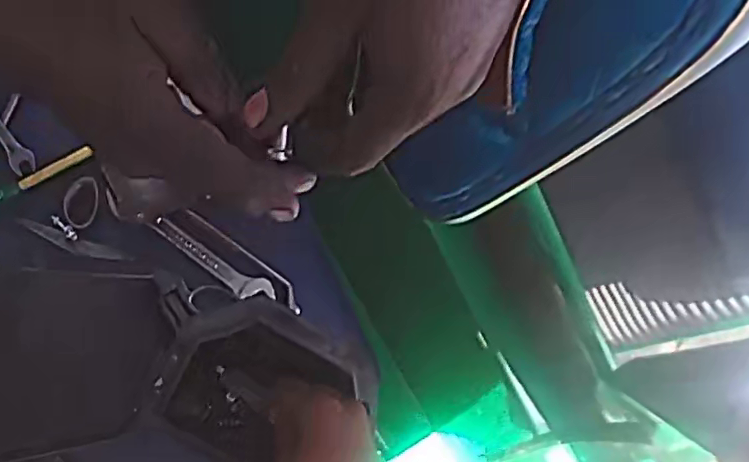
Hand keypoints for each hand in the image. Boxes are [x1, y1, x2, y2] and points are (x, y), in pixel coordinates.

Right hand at [0, 0, 313, 217]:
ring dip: (234, 186)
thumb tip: (237, 114)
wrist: (13, 29)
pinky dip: (208, 172)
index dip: (262, 184)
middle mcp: (143, 157)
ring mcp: (131, 158)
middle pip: (210, 186)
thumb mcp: (155, 18)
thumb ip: (203, 72)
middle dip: (253, 194)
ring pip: (195, 182)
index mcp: (152, 128)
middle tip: (292, 202)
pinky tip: (229, 165)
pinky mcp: (123, 149)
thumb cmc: (78, 10)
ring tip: (272, 190)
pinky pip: (176, 169)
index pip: (220, 169)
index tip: (299, 193)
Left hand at [245, 0, 523, 176]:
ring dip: (364, 89)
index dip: (312, 151)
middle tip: (303, 84)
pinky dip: (397, 65)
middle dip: (334, 117)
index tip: (287, 128)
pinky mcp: (490, 34)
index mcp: (409, 100)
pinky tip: (383, 26)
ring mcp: (474, 66)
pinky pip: (431, 71)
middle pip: (376, 133)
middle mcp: (446, 96)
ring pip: (402, 102)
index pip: (350, 160)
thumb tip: (257, 120)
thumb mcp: (338, 11)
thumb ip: (298, 74)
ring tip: (339, 46)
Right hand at [270, 380, 387, 461]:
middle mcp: (343, 403)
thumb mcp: (286, 460)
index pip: (288, 388)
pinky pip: (342, 416)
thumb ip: (282, 429)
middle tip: (281, 418)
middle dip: (296, 403)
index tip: (266, 406)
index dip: (273, 396)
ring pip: (329, 404)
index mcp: (319, 405)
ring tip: (301, 431)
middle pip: (312, 392)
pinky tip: (320, 440)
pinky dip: (330, 422)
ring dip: (314, 412)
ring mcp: (359, 415)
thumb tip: (280, 415)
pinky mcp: (368, 428)